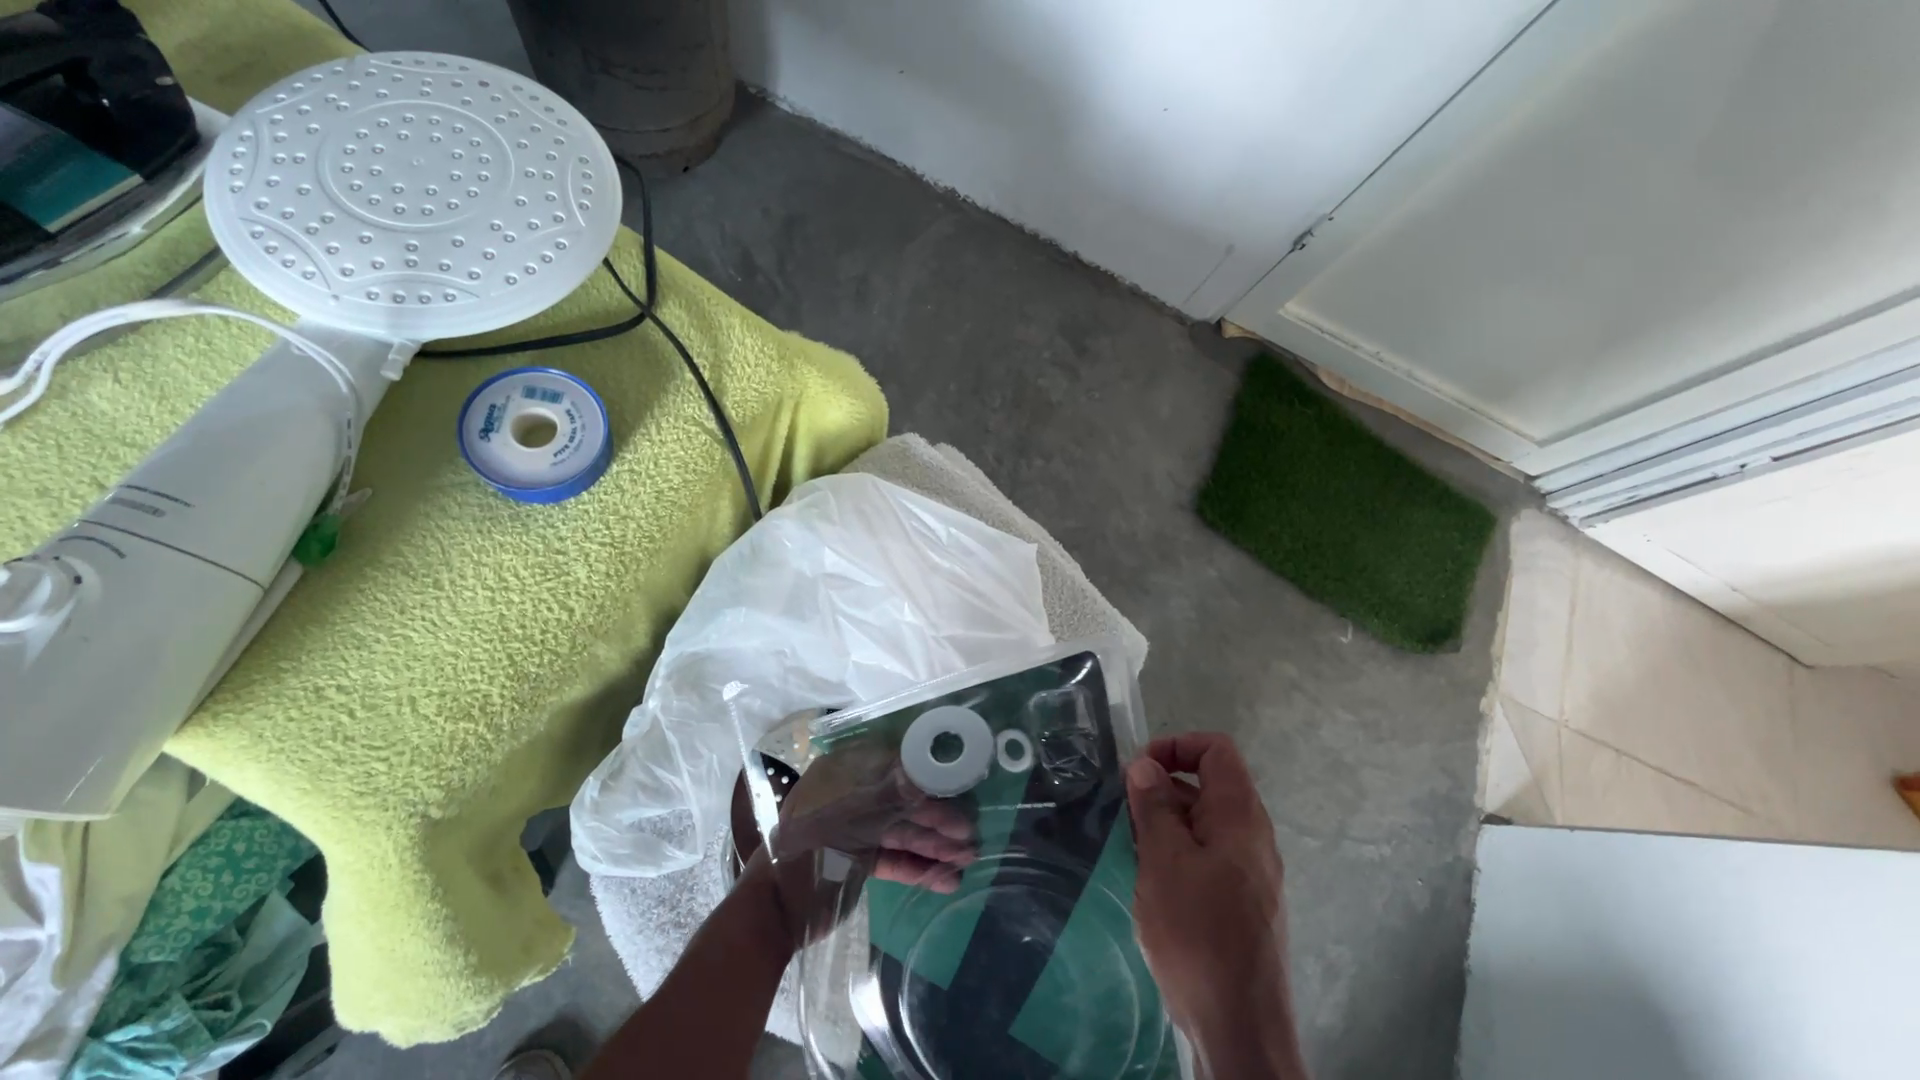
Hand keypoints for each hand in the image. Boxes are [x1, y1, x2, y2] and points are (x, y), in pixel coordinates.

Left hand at [736, 749, 977, 952]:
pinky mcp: (857, 861)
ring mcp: (852, 831)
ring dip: (933, 847)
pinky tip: (946, 881)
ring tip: (968, 861)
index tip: (958, 790)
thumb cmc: (802, 858)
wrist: (771, 917)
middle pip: (900, 804)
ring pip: (901, 834)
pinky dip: (917, 869)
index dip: (926, 780)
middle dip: (936, 821)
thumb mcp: (844, 822)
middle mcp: (848, 800)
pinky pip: (893, 860)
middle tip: (970, 836)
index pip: (892, 770)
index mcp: (838, 779)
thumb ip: (885, 796)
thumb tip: (920, 772)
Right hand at [1128, 733, 1307, 1079]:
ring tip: (1132, 851)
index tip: (1137, 771)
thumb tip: (1146, 765)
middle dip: (1163, 791)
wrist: (1239, 1022)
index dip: (1175, 746)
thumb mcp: (1163, 861)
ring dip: (1167, 827)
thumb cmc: (1197, 931)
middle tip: (1123, 817)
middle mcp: (1253, 836)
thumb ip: (1154, 808)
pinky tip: (1152, 885)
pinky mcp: (1243, 903)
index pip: (1216, 750)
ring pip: (1205, 826)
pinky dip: (1179, 857)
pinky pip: (1209, 859)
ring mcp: (1251, 872)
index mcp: (1240, 815)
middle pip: (1209, 786)